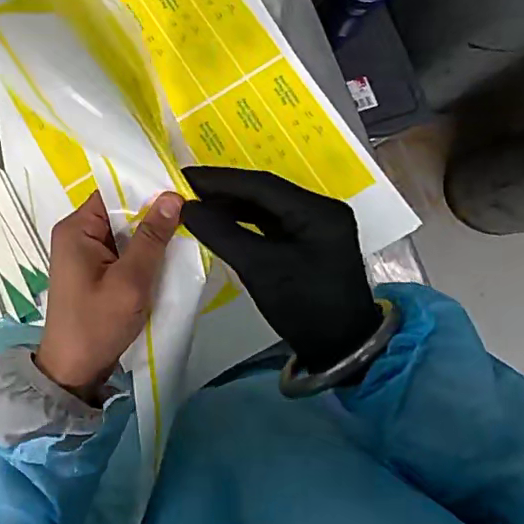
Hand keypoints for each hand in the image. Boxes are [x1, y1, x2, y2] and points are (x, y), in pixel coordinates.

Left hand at [35, 190, 182, 397]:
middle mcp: (76, 234)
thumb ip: (151, 238)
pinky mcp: (93, 271)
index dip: (145, 189)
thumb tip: (171, 197)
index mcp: (76, 229)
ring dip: (149, 236)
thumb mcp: (130, 281)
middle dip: (152, 213)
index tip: (182, 189)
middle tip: (194, 211)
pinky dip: (141, 254)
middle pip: (119, 211)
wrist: (74, 368)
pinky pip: (121, 252)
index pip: (112, 192)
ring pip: (123, 232)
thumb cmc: (97, 324)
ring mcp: (83, 254)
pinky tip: (168, 255)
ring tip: (188, 230)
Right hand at [179, 166, 379, 371]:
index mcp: (317, 211)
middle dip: (222, 190)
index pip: (260, 185)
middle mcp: (319, 210)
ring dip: (229, 204)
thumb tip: (185, 208)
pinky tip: (217, 221)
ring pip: (264, 206)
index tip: (183, 176)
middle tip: (183, 188)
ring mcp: (314, 225)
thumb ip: (221, 233)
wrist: (340, 347)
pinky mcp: (306, 241)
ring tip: (194, 203)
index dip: (219, 179)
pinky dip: (240, 219)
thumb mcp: (259, 268)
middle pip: (263, 192)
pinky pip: (268, 221)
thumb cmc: (304, 305)